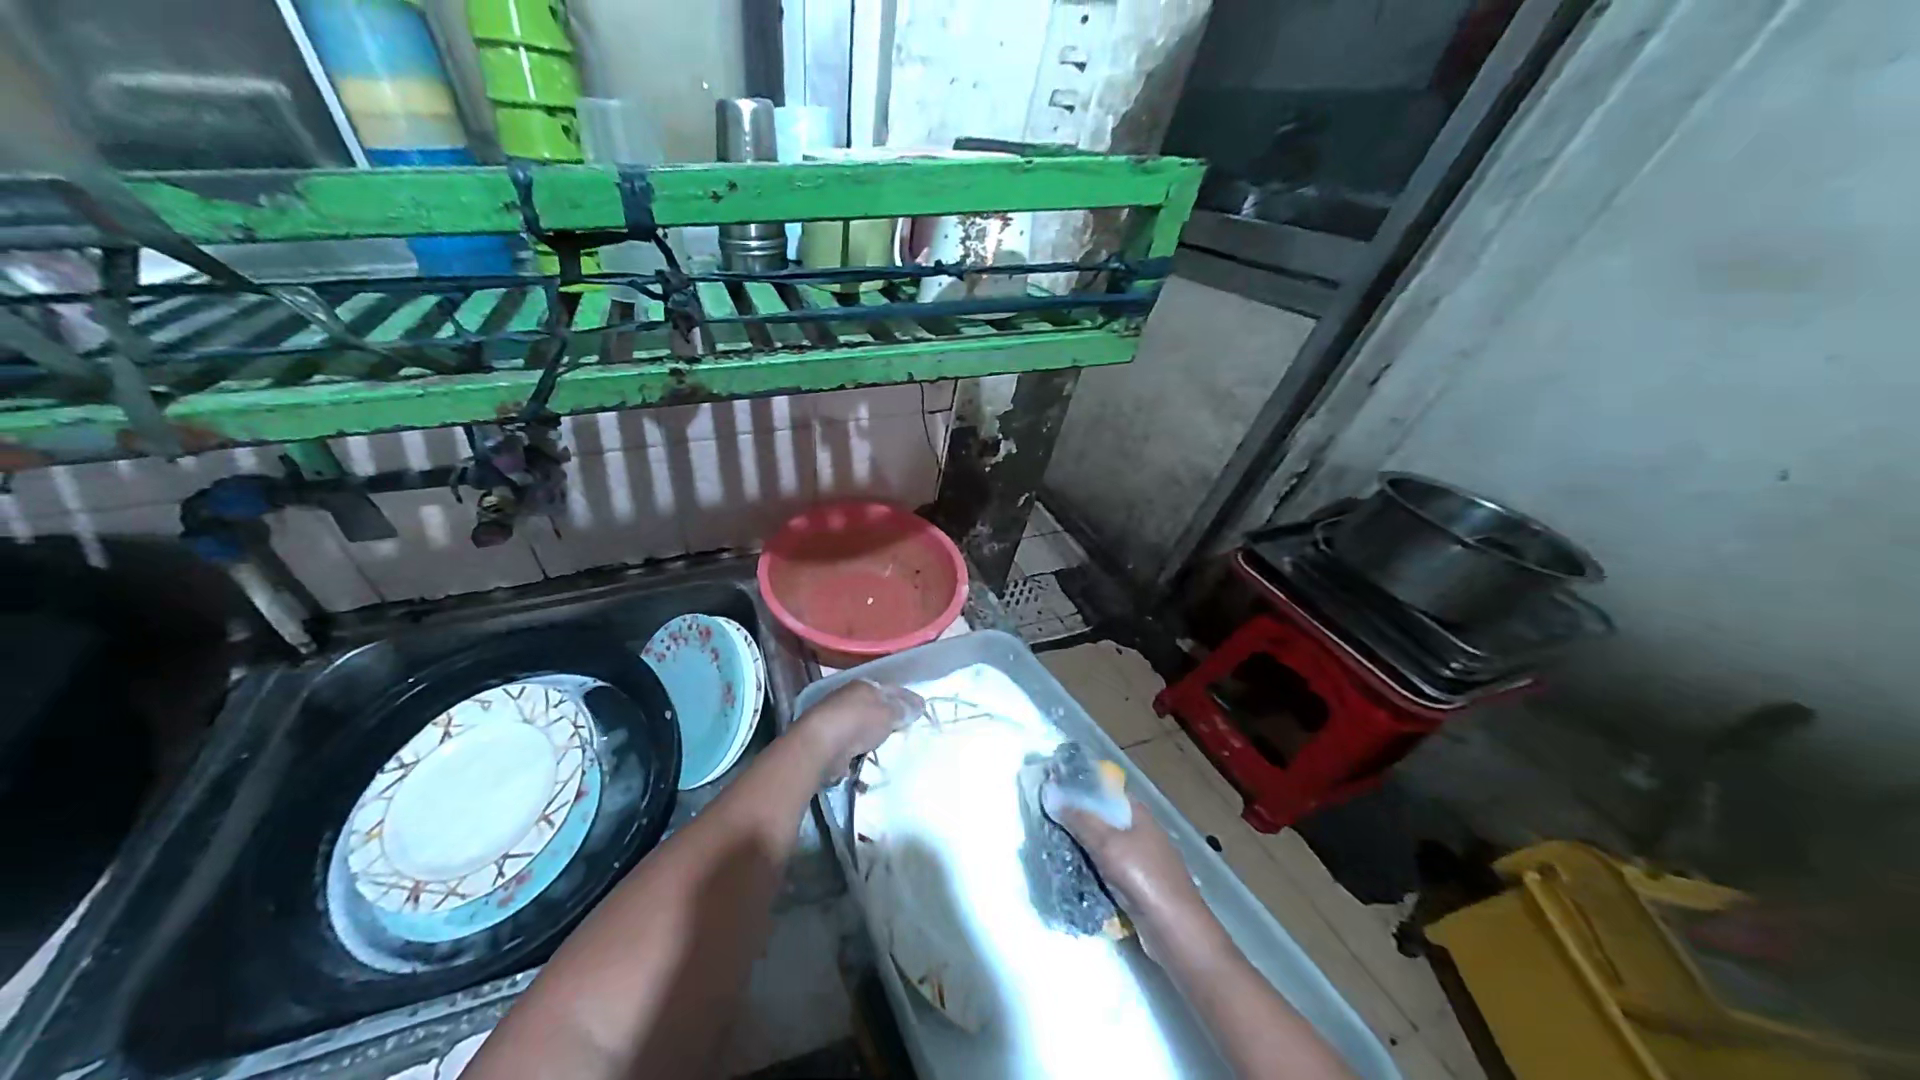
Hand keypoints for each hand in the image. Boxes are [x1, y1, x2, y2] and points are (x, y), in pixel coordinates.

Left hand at [794, 678, 923, 782]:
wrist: (820, 745)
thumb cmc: (858, 722)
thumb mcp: (889, 712)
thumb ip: (903, 709)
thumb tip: (917, 705)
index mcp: (864, 685)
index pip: (890, 689)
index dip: (906, 698)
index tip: (920, 708)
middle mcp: (848, 698)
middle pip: (875, 706)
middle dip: (890, 715)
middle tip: (909, 726)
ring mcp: (836, 719)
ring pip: (863, 725)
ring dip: (875, 734)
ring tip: (893, 745)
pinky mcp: (828, 741)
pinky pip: (853, 745)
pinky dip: (862, 749)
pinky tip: (871, 757)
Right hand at [1044, 791, 1212, 957]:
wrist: (1175, 930)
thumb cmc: (1142, 877)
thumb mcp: (1107, 843)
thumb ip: (1080, 820)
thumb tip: (1052, 794)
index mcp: (1140, 814)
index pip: (1108, 792)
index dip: (1083, 789)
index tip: (1055, 791)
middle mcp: (1143, 832)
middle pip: (1106, 819)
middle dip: (1079, 819)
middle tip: (1049, 820)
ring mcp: (1143, 860)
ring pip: (1106, 846)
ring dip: (1085, 846)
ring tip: (1055, 844)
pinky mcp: (1140, 886)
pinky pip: (1110, 869)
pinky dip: (1094, 869)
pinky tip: (1075, 872)